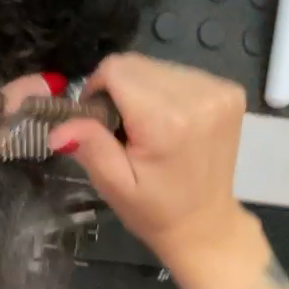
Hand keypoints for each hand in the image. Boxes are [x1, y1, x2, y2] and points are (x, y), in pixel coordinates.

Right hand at [50, 54, 252, 265]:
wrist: (205, 223)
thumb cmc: (154, 210)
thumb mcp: (114, 186)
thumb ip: (91, 148)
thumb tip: (59, 127)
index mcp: (166, 121)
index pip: (117, 70)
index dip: (96, 88)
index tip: (96, 119)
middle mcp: (198, 96)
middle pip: (136, 65)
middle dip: (119, 90)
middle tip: (120, 129)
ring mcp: (218, 91)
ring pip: (157, 67)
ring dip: (142, 90)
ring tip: (145, 128)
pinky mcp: (229, 91)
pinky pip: (180, 74)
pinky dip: (165, 93)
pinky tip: (168, 123)